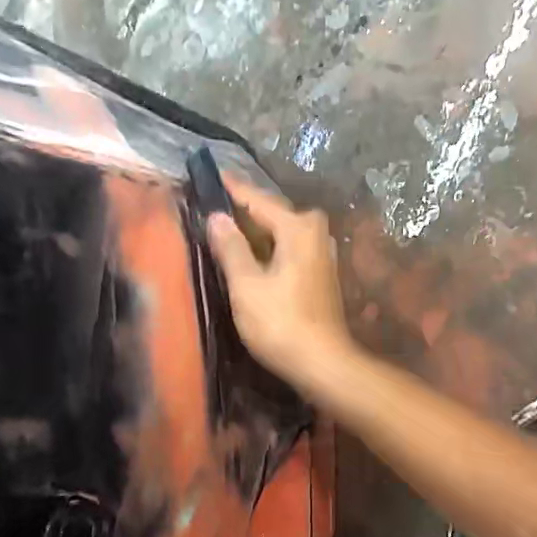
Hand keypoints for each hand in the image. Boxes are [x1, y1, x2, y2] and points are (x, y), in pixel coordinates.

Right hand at [206, 178, 355, 386]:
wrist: (323, 363)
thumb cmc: (280, 323)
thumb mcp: (247, 285)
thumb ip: (231, 248)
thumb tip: (217, 217)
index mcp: (298, 228)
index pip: (258, 200)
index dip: (233, 189)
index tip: (213, 173)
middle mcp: (316, 233)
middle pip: (274, 214)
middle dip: (246, 209)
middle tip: (214, 204)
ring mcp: (323, 254)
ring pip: (283, 232)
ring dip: (257, 230)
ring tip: (227, 227)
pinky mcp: (322, 274)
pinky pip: (290, 248)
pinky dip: (270, 247)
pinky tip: (252, 255)